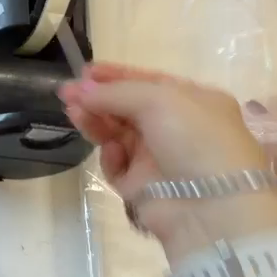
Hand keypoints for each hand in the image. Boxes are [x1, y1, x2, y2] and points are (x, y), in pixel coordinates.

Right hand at [59, 65, 276, 253]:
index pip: (148, 82)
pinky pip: (116, 164)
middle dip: (98, 99)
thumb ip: (116, 92)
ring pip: (116, 134)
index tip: (85, 71)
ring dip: (95, 121)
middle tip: (67, 94)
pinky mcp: (140, 184)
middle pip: (127, 108)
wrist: (209, 205)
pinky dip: (110, 157)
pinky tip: (112, 153)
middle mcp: (175, 127)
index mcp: (193, 101)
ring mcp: (156, 157)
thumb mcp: (160, 101)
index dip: (116, 76)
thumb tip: (80, 89)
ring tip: (73, 113)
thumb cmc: (195, 141)